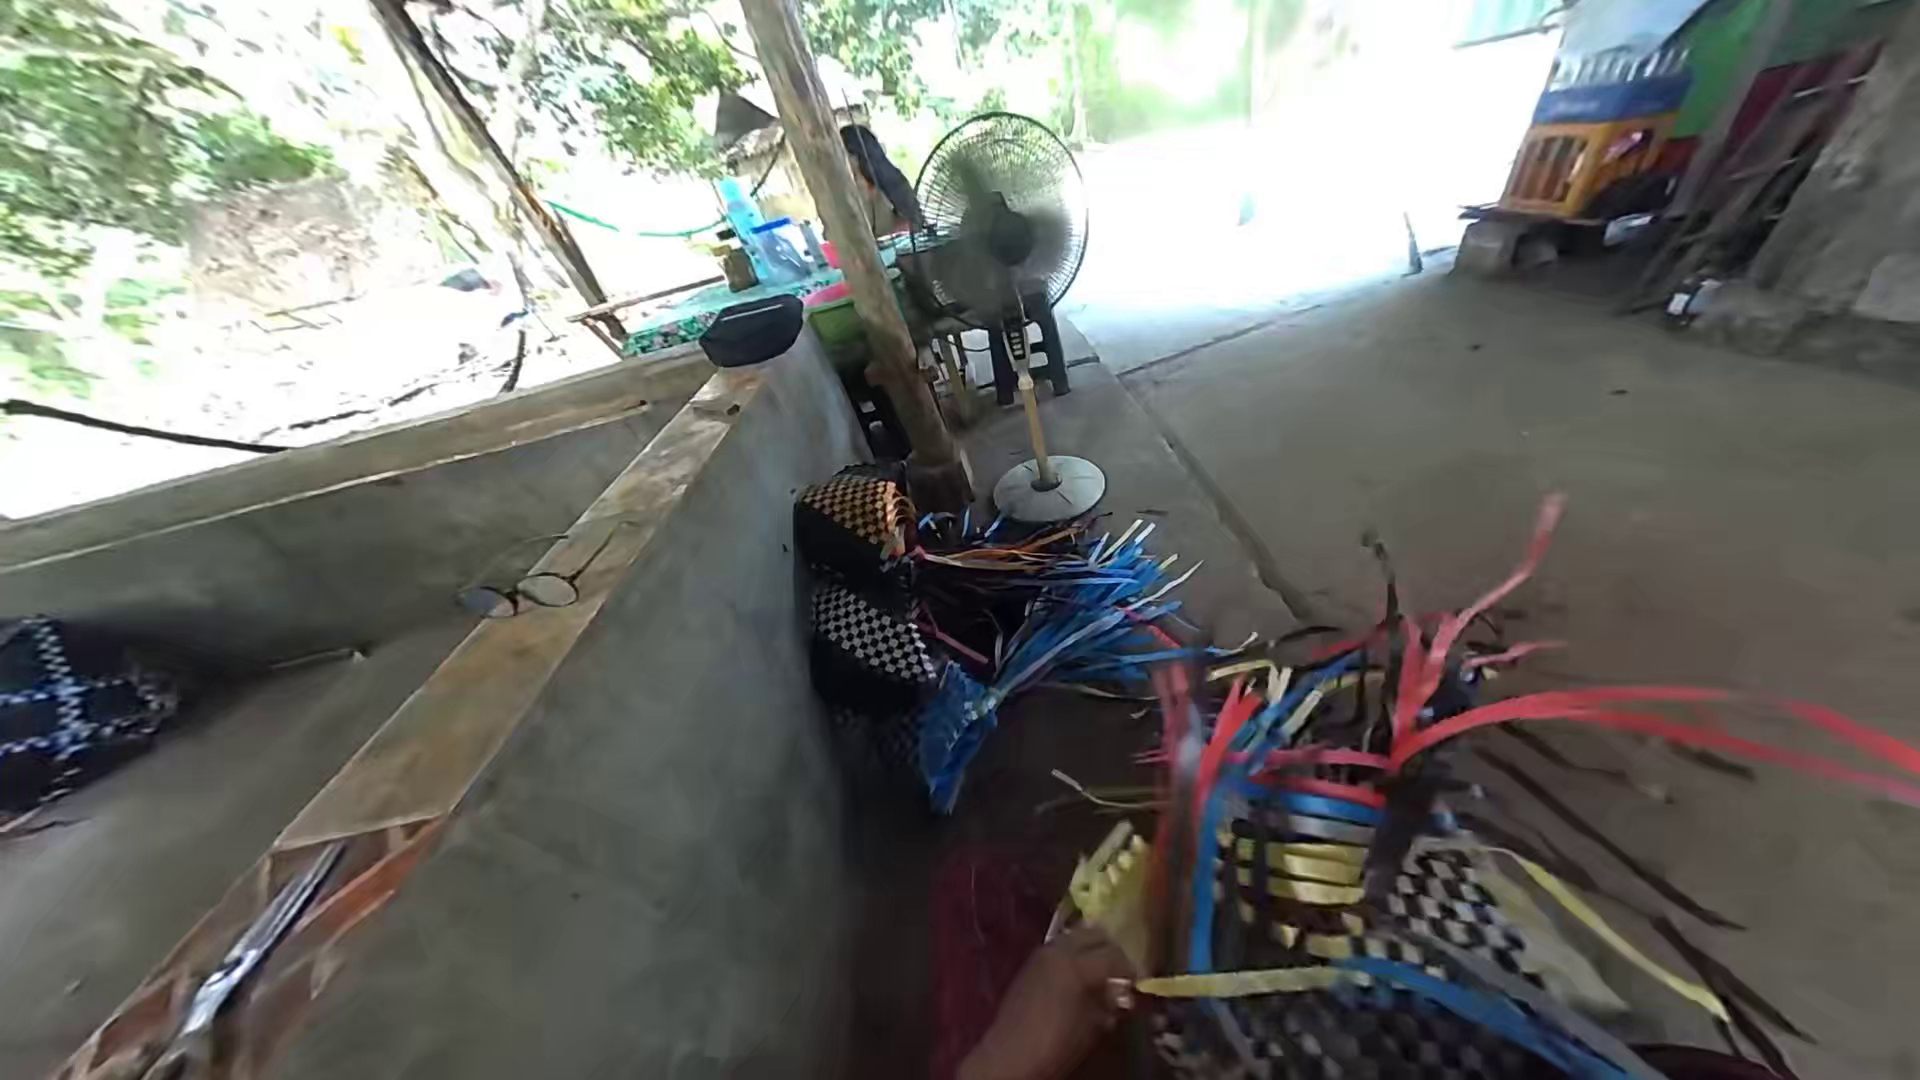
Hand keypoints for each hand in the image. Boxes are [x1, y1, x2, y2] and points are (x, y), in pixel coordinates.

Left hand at [957, 926, 1136, 1079]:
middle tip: (1121, 966)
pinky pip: (1060, 943)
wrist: (1010, 1052)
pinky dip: (1074, 949)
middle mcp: (1060, 949)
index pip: (1112, 955)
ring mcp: (1044, 950)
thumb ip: (1107, 1004)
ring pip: (1075, 934)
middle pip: (1093, 934)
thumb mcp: (1090, 1029)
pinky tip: (1079, 968)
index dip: (1128, 966)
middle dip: (1110, 947)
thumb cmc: (1055, 1045)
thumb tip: (1120, 992)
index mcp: (1077, 966)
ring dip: (1091, 944)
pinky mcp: (1033, 957)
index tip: (1136, 978)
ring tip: (1101, 965)